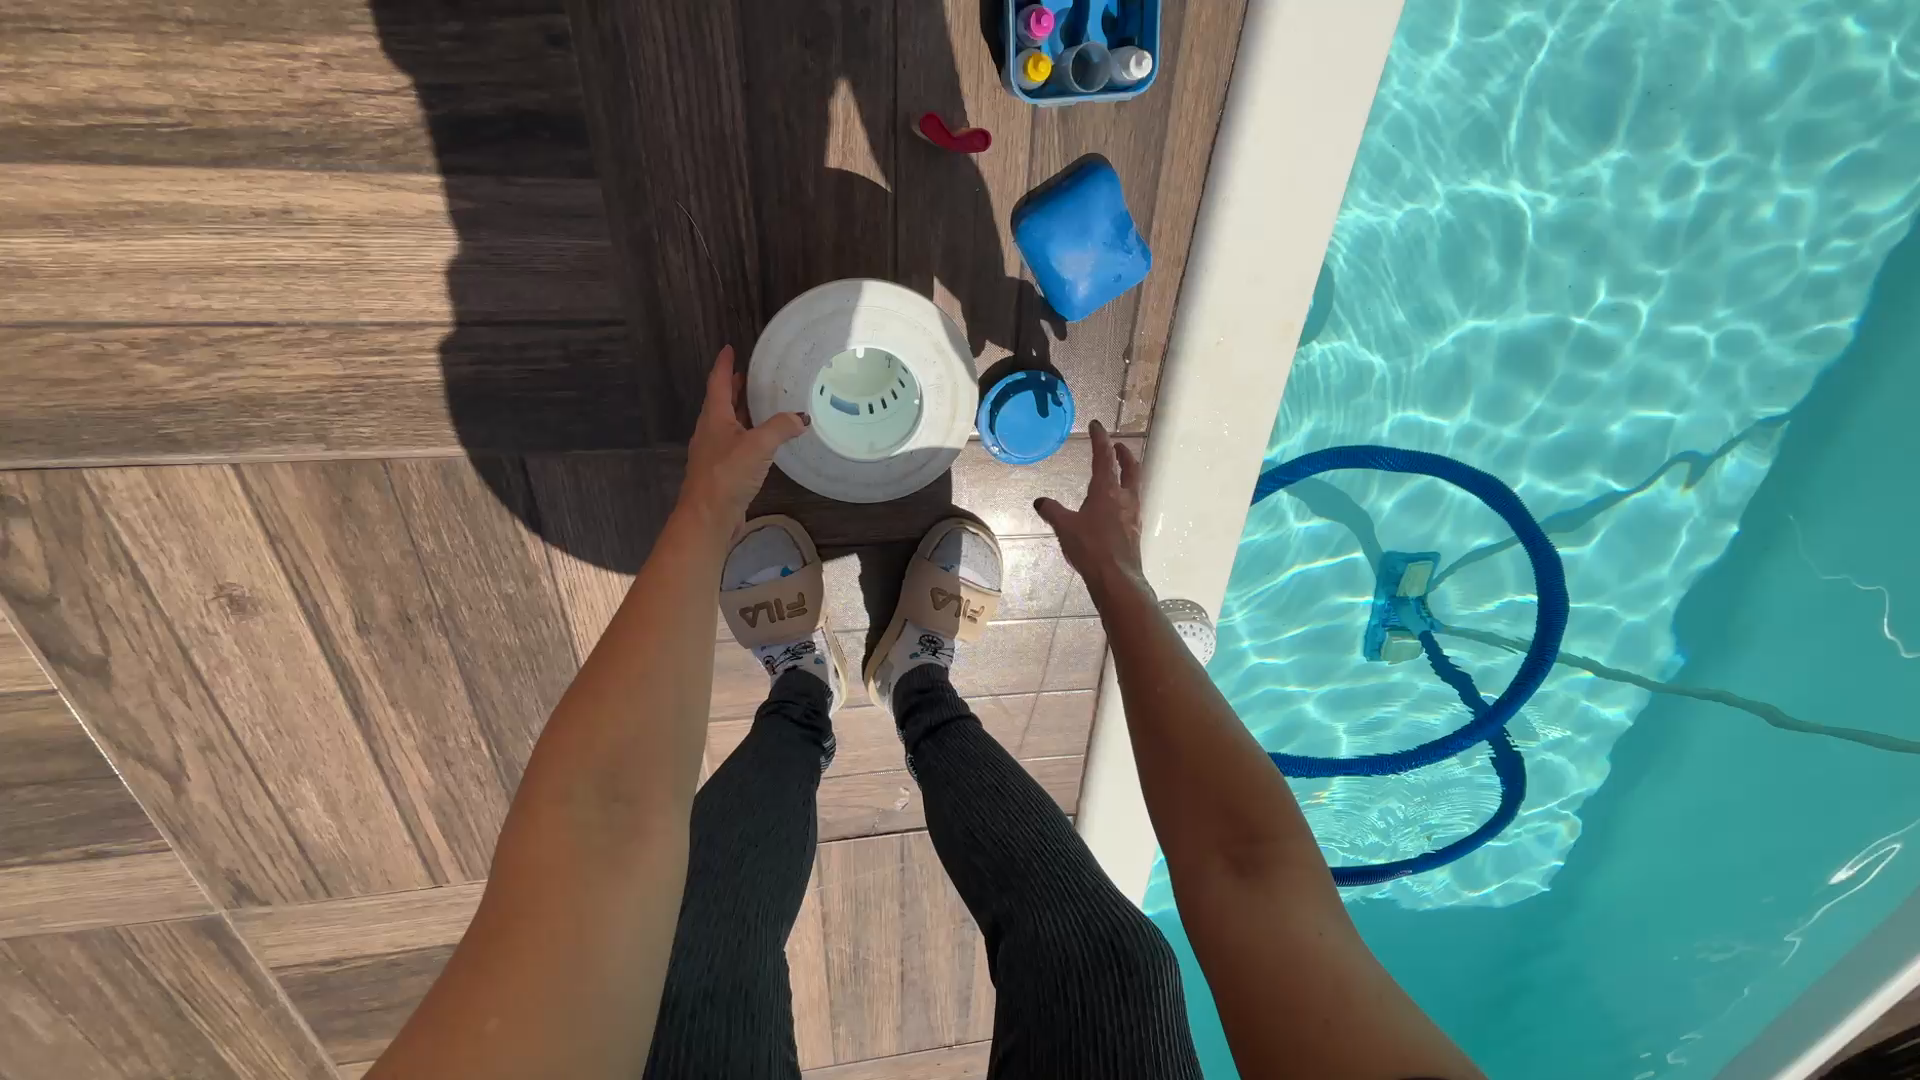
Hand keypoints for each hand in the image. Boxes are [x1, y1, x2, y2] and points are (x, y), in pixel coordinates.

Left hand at [680, 346, 807, 530]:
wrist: (708, 517)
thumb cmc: (727, 475)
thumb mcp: (758, 446)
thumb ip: (780, 428)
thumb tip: (801, 417)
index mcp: (714, 418)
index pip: (718, 383)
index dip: (725, 365)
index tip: (730, 349)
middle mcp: (711, 431)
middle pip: (722, 402)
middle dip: (734, 387)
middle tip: (749, 375)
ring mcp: (715, 452)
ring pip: (729, 424)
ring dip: (741, 411)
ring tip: (759, 403)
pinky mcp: (722, 472)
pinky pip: (736, 444)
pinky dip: (748, 434)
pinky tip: (762, 441)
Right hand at [1035, 420, 1150, 604]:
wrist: (1116, 577)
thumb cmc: (1090, 547)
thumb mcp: (1064, 527)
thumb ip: (1052, 511)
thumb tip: (1040, 501)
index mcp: (1107, 490)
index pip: (1104, 456)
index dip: (1100, 438)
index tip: (1097, 425)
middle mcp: (1125, 497)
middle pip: (1131, 467)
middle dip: (1124, 454)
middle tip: (1118, 446)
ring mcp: (1133, 514)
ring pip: (1135, 485)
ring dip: (1128, 474)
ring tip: (1118, 473)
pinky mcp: (1135, 530)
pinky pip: (1132, 504)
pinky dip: (1126, 495)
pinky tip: (1117, 506)